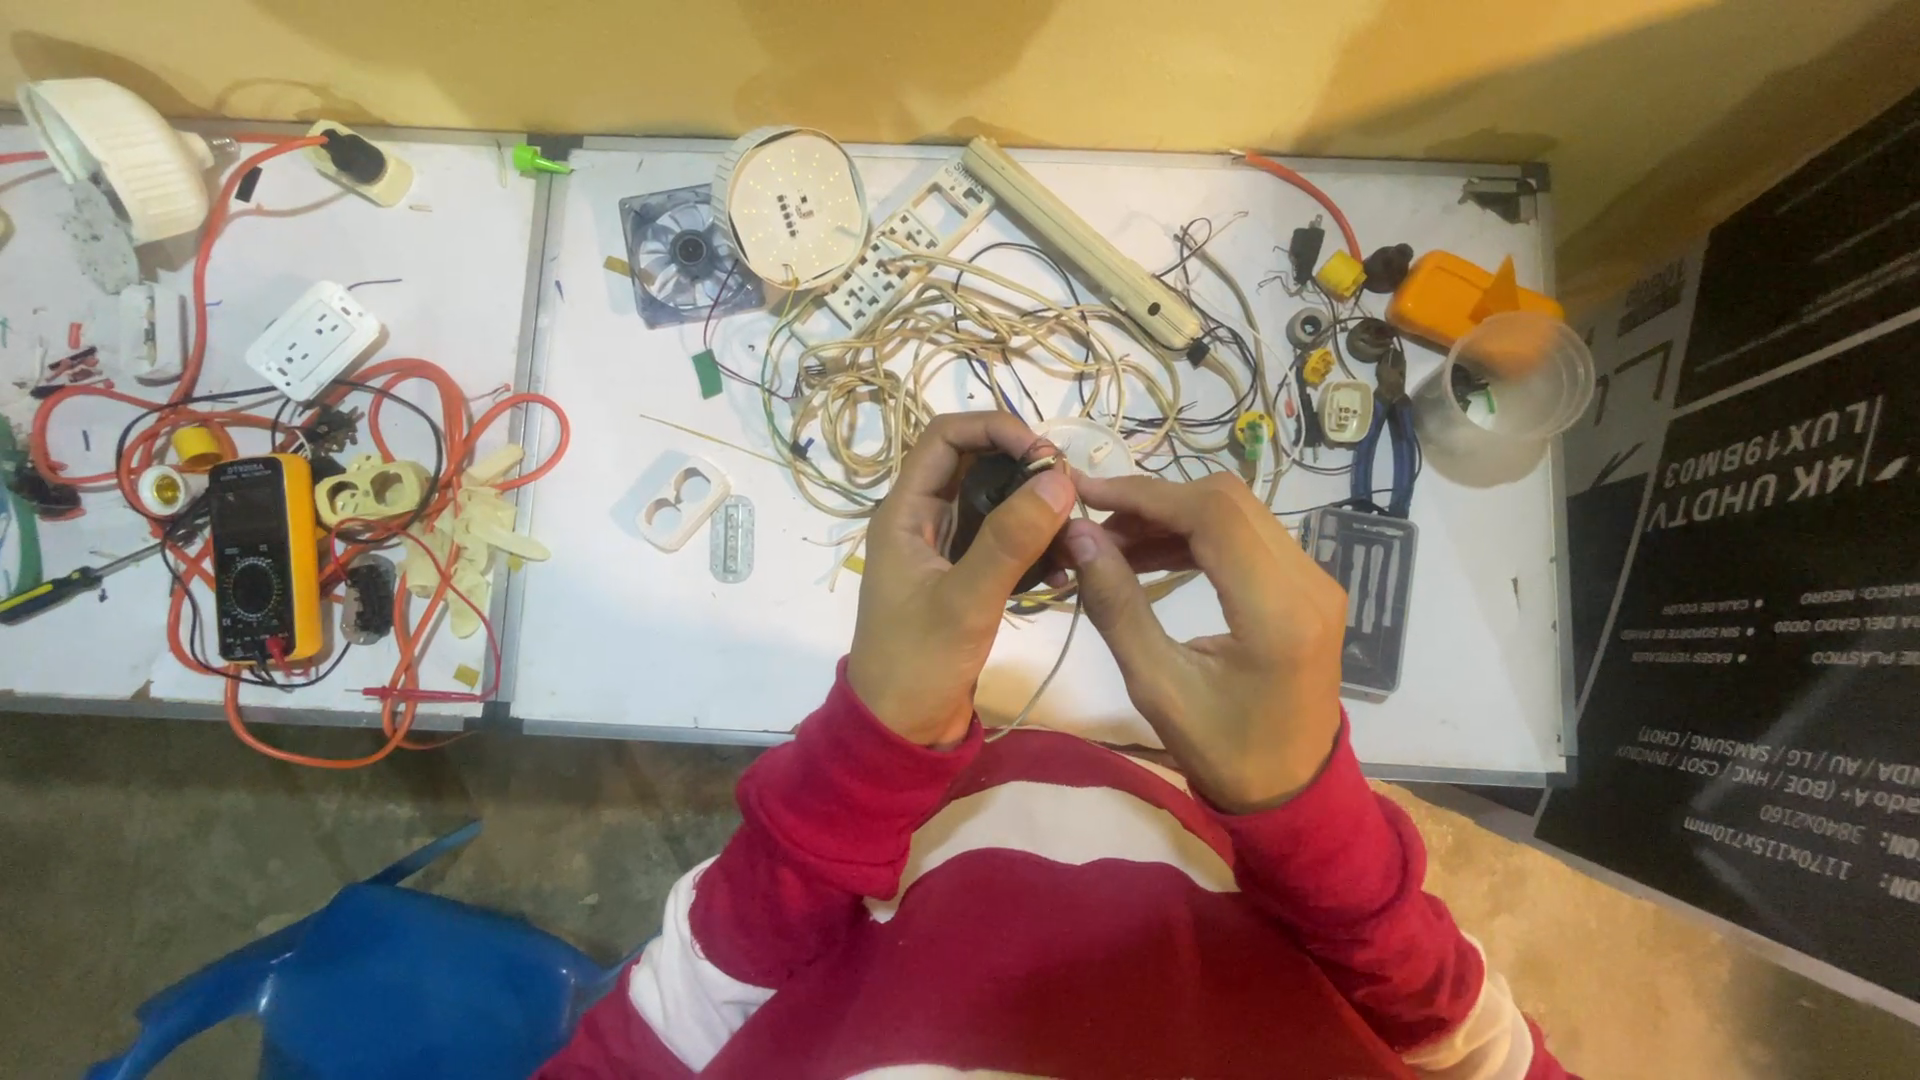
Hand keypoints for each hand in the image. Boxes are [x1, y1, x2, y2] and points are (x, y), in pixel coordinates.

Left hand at [847, 413, 1070, 748]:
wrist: (900, 730)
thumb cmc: (918, 663)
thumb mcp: (965, 600)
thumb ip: (1010, 540)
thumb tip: (1058, 478)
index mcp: (905, 513)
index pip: (945, 437)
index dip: (993, 429)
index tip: (1043, 452)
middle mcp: (923, 522)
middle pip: (975, 466)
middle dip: (1023, 468)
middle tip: (1069, 491)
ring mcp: (945, 551)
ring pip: (994, 505)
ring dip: (1033, 508)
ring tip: (1072, 530)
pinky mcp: (965, 579)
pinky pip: (1002, 543)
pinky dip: (1032, 546)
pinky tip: (1061, 568)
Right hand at [1061, 472, 1345, 811]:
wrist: (1293, 789)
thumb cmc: (1223, 749)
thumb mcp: (1157, 687)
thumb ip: (1118, 607)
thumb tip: (1079, 537)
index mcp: (1277, 611)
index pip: (1211, 515)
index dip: (1144, 495)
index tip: (1085, 494)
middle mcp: (1307, 581)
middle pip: (1226, 501)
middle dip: (1153, 502)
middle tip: (1097, 527)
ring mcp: (1313, 579)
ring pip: (1236, 512)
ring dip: (1171, 517)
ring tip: (1114, 544)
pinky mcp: (1305, 585)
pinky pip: (1246, 536)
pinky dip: (1194, 535)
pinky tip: (1150, 555)